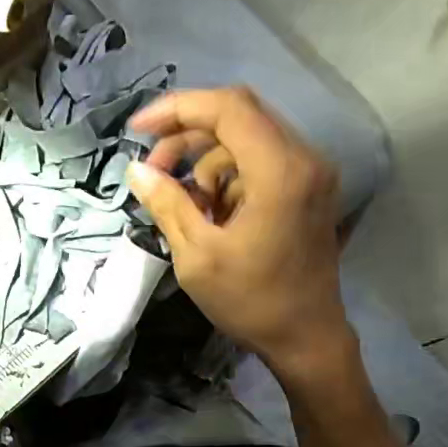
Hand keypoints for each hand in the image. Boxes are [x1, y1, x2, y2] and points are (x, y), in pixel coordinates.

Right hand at [126, 88, 348, 373]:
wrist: (306, 337)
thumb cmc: (250, 302)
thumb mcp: (197, 256)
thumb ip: (167, 204)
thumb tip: (136, 170)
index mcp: (280, 171)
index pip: (227, 108)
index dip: (176, 108)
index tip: (137, 130)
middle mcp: (304, 158)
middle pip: (238, 116)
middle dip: (187, 137)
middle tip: (153, 173)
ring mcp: (311, 172)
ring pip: (246, 140)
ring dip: (206, 163)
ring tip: (185, 208)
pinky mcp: (308, 189)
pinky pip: (260, 163)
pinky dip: (228, 178)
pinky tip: (212, 214)